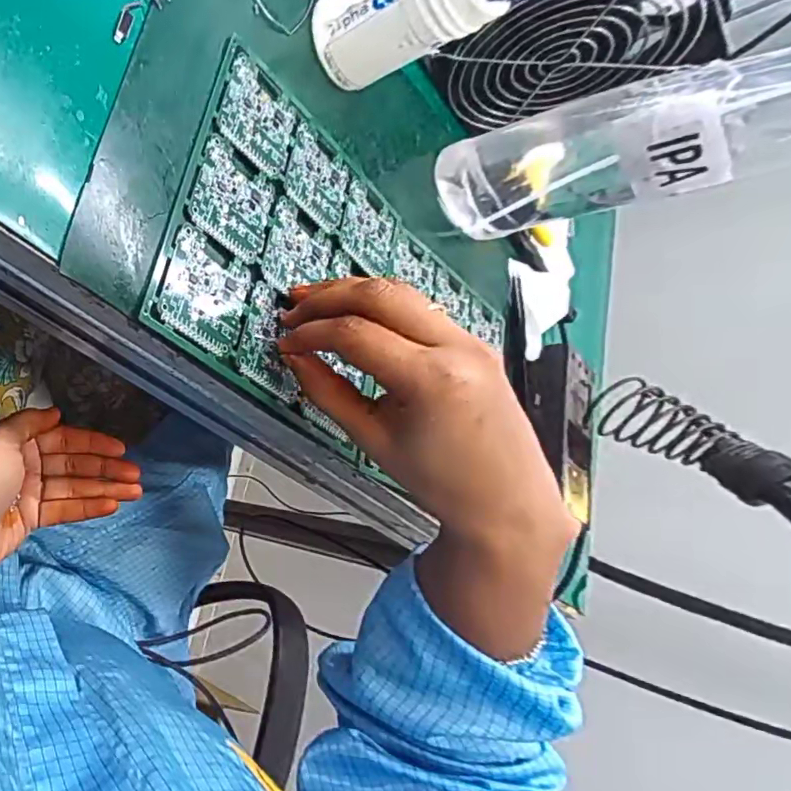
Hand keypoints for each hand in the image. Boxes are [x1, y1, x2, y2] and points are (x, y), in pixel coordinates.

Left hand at [0, 408, 141, 665]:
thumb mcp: (0, 441)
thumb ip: (28, 424)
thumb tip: (54, 413)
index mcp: (15, 443)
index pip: (61, 439)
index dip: (91, 442)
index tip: (120, 448)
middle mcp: (24, 466)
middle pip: (71, 464)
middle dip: (105, 468)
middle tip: (136, 474)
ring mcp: (27, 494)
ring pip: (73, 487)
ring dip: (104, 488)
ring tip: (135, 491)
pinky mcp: (30, 519)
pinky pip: (64, 509)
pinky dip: (88, 506)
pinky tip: (113, 504)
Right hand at [277, 278, 577, 657]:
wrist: (506, 499)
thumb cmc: (440, 480)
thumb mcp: (370, 438)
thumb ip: (327, 393)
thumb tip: (297, 360)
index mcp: (430, 378)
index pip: (355, 333)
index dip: (310, 333)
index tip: (284, 342)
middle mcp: (457, 347)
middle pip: (380, 295)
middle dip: (329, 295)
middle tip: (292, 306)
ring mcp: (470, 340)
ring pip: (402, 292)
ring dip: (354, 291)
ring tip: (315, 299)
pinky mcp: (471, 343)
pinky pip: (418, 308)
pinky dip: (379, 304)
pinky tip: (354, 313)